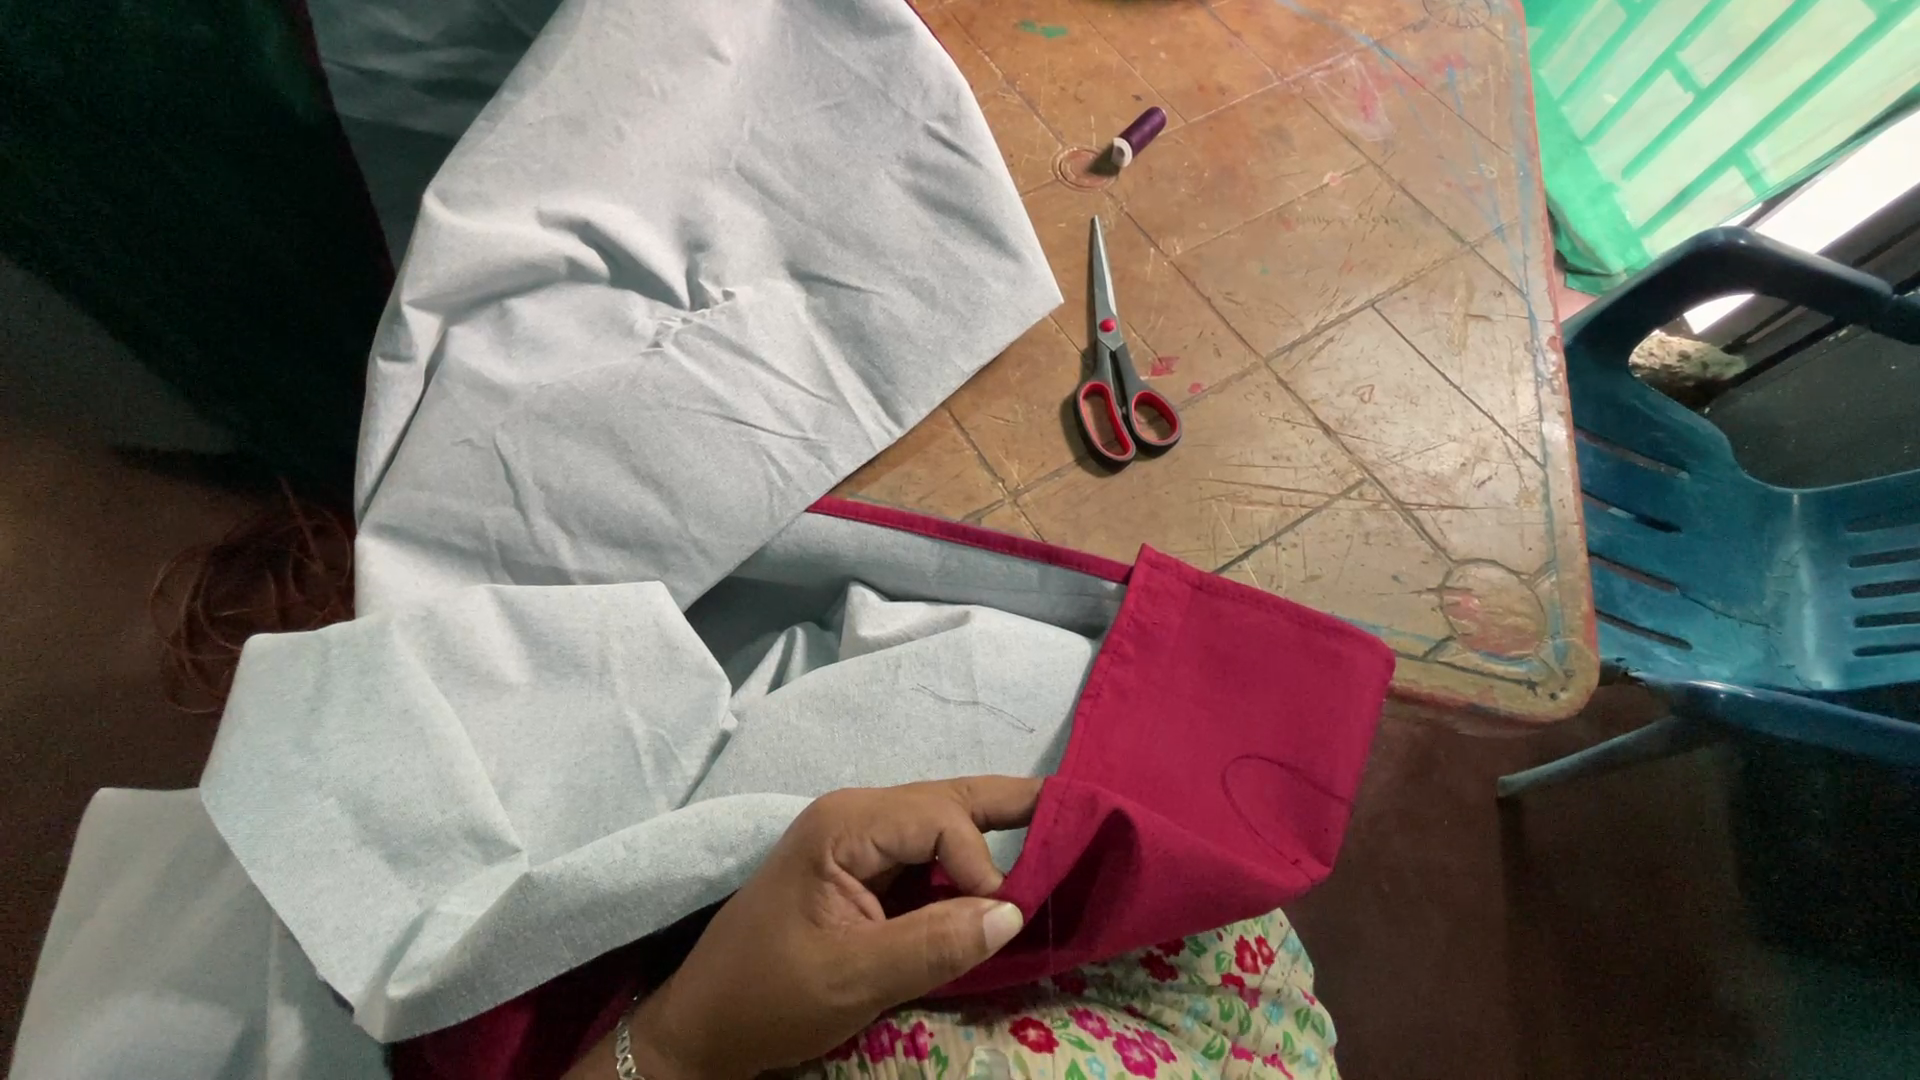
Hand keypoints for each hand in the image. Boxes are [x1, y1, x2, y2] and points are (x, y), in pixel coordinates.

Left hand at [622, 777, 1036, 1079]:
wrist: (702, 1025)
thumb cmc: (767, 996)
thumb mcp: (853, 979)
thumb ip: (935, 941)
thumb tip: (1013, 910)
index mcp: (847, 824)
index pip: (940, 818)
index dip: (981, 863)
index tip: (1002, 919)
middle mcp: (857, 814)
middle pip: (947, 798)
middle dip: (1010, 803)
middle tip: (1074, 804)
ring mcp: (858, 838)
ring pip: (941, 819)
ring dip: (991, 832)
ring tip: (1052, 829)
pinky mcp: (862, 866)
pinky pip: (927, 851)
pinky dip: (966, 862)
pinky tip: (999, 872)